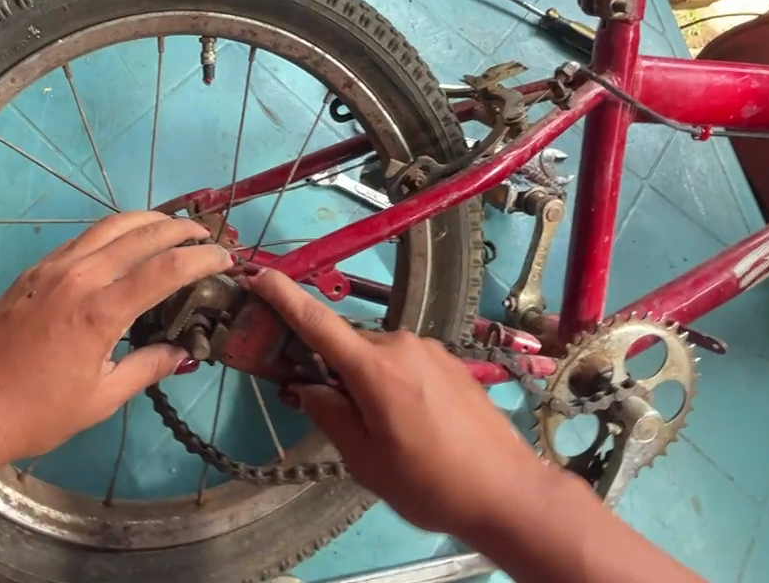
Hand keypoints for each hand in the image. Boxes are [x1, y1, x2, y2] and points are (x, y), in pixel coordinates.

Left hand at [0, 211, 231, 468]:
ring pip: (110, 226)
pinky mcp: (35, 270)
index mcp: (100, 312)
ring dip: (148, 220)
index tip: (224, 258)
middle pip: (142, 235)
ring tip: (172, 226)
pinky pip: (84, 238)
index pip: (166, 270)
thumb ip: (147, 367)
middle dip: (180, 229)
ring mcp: (54, 268)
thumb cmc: (37, 413)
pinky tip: (125, 242)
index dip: (201, 259)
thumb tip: (183, 353)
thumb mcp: (101, 400)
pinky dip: (114, 231)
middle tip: (206, 234)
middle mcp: (80, 277)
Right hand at [247, 269, 550, 540]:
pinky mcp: (450, 360)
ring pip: (378, 356)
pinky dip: (395, 383)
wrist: (509, 492)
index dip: (284, 296)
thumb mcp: (366, 461)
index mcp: (374, 368)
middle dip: (336, 372)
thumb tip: (307, 386)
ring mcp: (430, 349)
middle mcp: (401, 344)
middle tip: (343, 418)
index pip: (317, 322)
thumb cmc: (430, 482)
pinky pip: (406, 363)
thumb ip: (330, 415)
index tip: (259, 275)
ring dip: (368, 381)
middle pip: (349, 347)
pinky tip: (416, 425)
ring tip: (390, 433)